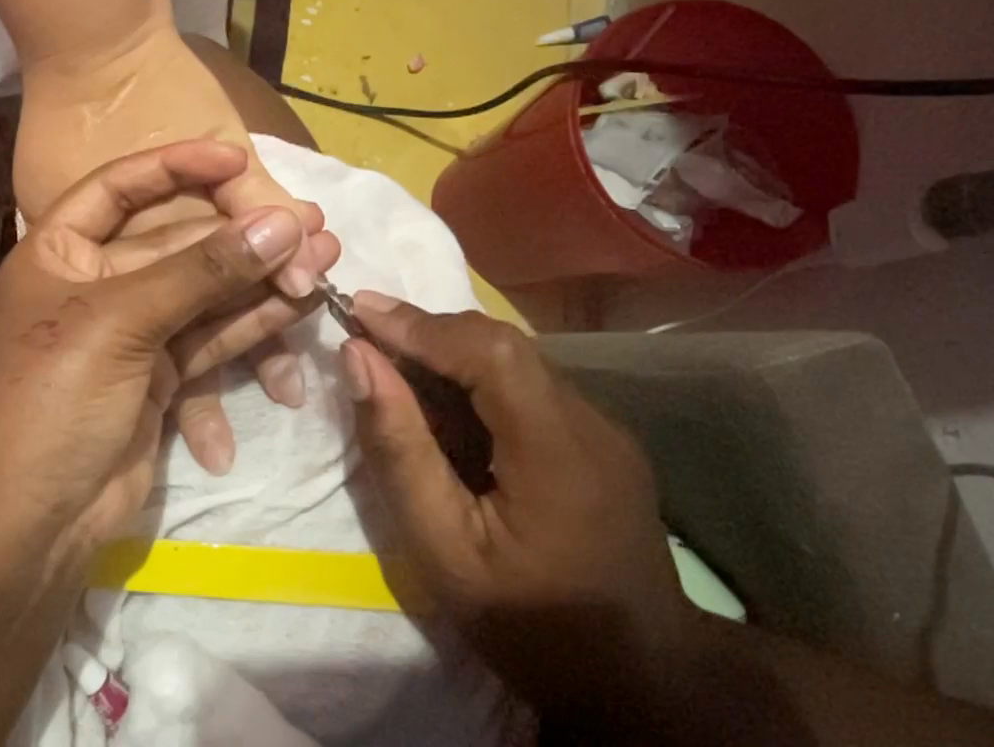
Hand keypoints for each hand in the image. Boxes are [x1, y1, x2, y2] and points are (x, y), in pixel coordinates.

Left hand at [0, 140, 311, 558]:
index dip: (175, 166)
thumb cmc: (52, 400)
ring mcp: (128, 332)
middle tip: (311, 222)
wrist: (32, 523)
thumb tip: (281, 223)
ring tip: (324, 256)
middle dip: (239, 233)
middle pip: (174, 242)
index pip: (118, 187)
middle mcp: (92, 282)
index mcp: (57, 251)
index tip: (237, 157)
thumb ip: (202, 272)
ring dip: (258, 275)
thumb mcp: (120, 324)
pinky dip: (251, 321)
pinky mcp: (158, 376)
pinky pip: (209, 335)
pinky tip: (298, 303)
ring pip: (202, 291)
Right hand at [339, 295, 695, 716]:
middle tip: (363, 334)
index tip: (356, 312)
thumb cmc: (526, 624)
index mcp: (558, 452)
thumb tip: (357, 359)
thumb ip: (398, 449)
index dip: (421, 324)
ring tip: (389, 363)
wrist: (637, 681)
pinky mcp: (599, 442)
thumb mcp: (441, 549)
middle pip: (504, 346)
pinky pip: (527, 388)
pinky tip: (440, 405)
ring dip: (448, 353)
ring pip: (515, 361)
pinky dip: (473, 381)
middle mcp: (592, 424)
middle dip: (428, 332)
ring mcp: (603, 431)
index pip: (491, 351)